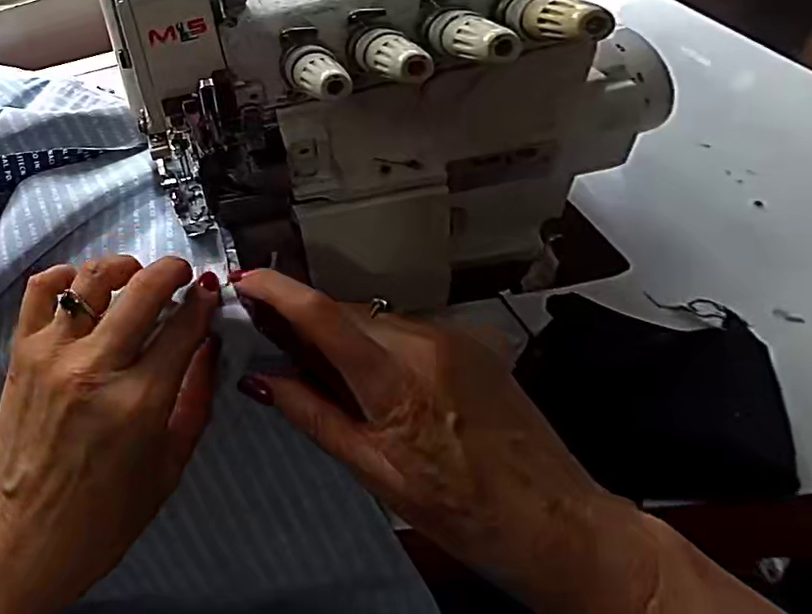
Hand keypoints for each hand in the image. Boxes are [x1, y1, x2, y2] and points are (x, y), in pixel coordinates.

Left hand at [0, 256, 220, 613]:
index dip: (200, 303)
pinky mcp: (21, 349)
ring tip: (133, 271)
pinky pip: (38, 291)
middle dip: (168, 271)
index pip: (181, 330)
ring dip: (118, 265)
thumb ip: (193, 399)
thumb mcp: (168, 466)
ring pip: (88, 281)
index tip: (208, 291)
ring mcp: (52, 353)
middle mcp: (93, 368)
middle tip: (178, 270)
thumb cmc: (103, 514)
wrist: (25, 530)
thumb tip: (208, 345)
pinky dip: (60, 275)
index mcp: (138, 404)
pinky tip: (79, 281)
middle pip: (139, 292)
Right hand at [232, 270, 775, 613]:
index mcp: (398, 385)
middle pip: (337, 311)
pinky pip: (395, 325)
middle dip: (301, 322)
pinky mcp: (465, 340)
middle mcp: (425, 348)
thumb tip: (258, 378)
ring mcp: (450, 340)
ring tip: (339, 380)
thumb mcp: (375, 473)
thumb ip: (310, 414)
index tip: (243, 282)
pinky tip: (379, 379)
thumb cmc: (473, 513)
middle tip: (278, 348)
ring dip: (337, 333)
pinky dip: (371, 340)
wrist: (569, 528)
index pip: (321, 315)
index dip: (274, 290)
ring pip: (364, 316)